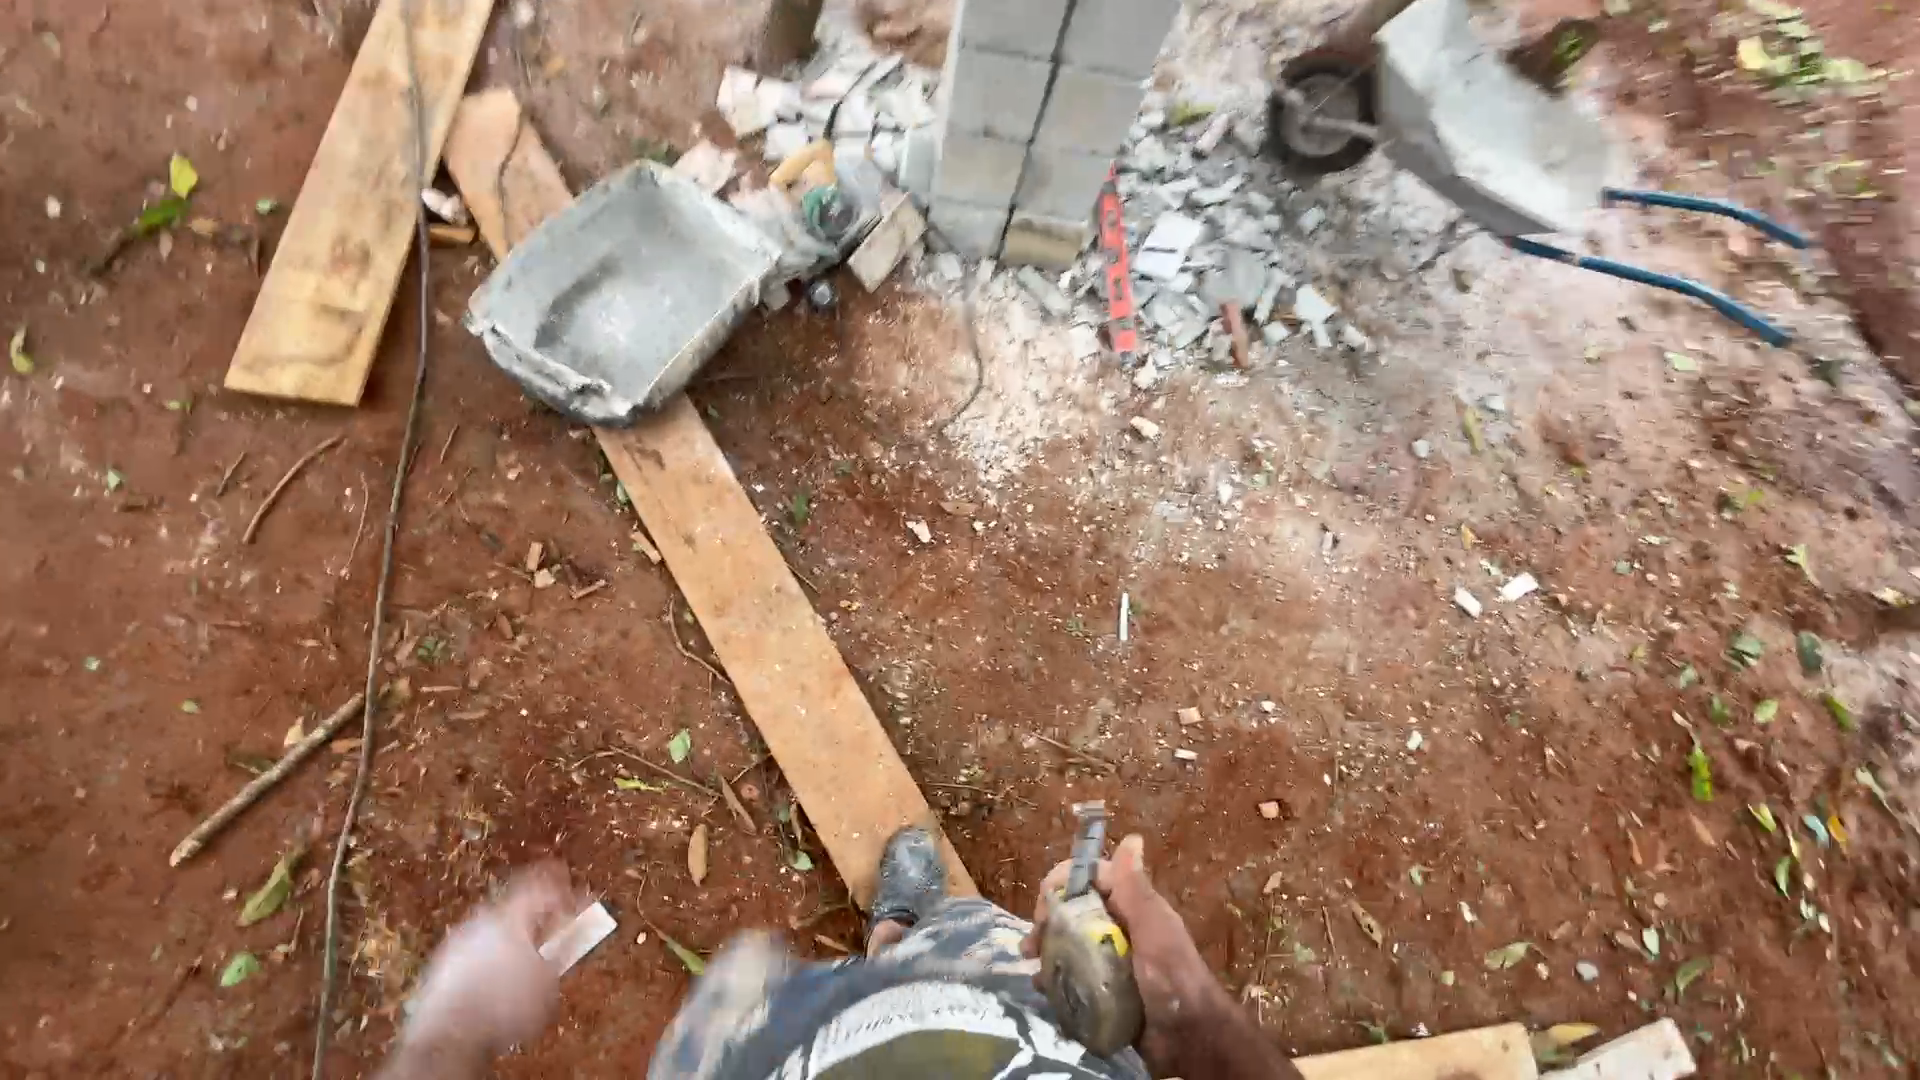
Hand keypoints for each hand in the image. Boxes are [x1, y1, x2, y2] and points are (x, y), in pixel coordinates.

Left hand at [393, 862, 581, 1067]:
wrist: (448, 1039)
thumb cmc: (508, 1004)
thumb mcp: (549, 977)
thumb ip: (567, 946)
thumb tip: (583, 927)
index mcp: (512, 915)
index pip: (542, 885)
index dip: (562, 888)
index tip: (577, 895)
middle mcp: (482, 920)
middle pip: (513, 904)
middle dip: (533, 912)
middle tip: (549, 924)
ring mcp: (457, 942)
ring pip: (490, 928)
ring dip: (509, 936)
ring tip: (523, 956)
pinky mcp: (439, 967)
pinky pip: (472, 950)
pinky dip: (488, 955)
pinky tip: (495, 977)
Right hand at [1023, 835, 1229, 1073]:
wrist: (1190, 1039)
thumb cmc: (1172, 977)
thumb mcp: (1153, 929)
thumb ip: (1136, 888)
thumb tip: (1133, 837)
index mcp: (1131, 905)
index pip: (1090, 877)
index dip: (1063, 882)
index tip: (1043, 901)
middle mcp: (1118, 925)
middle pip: (1074, 909)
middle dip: (1048, 919)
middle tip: (1031, 941)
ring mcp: (1110, 957)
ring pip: (1069, 941)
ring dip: (1047, 947)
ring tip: (1030, 962)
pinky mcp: (1104, 987)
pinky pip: (1073, 974)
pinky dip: (1055, 976)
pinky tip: (1042, 986)